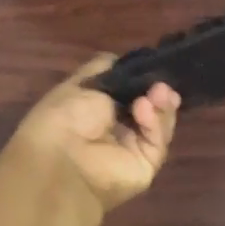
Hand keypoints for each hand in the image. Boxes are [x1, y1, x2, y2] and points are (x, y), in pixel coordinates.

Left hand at [6, 55, 180, 213]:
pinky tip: (145, 108)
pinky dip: (155, 121)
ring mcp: (132, 148)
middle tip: (162, 81)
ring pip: (158, 122)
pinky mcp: (146, 164)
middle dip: (157, 90)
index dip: (142, 77)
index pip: (130, 90)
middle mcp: (116, 128)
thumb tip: (123, 61)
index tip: (153, 66)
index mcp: (97, 108)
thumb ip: (106, 68)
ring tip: (159, 91)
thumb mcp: (84, 82)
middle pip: (149, 105)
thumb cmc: (65, 116)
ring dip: (160, 104)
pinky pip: (157, 140)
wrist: (63, 161)